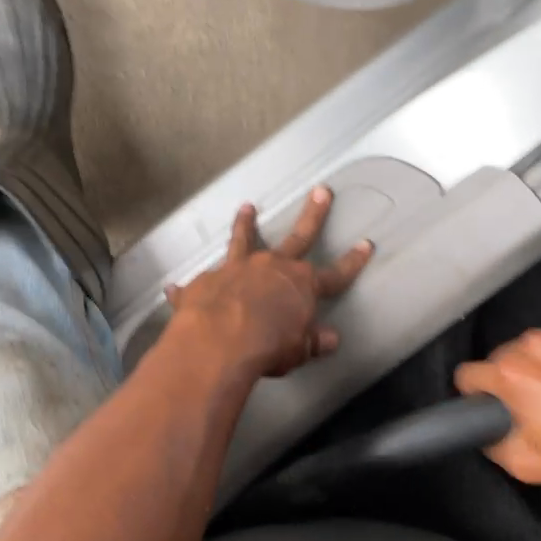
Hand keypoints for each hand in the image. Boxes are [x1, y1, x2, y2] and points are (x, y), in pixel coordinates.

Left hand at [166, 187, 373, 379]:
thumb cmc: (268, 347)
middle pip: (297, 237)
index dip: (352, 262)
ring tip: (246, 208)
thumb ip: (313, 341)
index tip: (366, 244)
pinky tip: (173, 288)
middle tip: (321, 190)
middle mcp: (271, 267)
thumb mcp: (299, 350)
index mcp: (301, 284)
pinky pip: (196, 283)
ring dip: (245, 224)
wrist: (218, 342)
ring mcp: (236, 269)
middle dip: (312, 214)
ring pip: (243, 240)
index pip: (336, 274)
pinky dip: (187, 287)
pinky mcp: (204, 282)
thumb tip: (332, 339)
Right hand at [453, 325, 540, 492]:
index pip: (468, 374)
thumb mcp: (526, 465)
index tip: (485, 405)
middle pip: (506, 359)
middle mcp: (539, 345)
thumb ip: (493, 445)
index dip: (474, 395)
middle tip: (537, 411)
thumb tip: (490, 435)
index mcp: (512, 372)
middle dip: (515, 381)